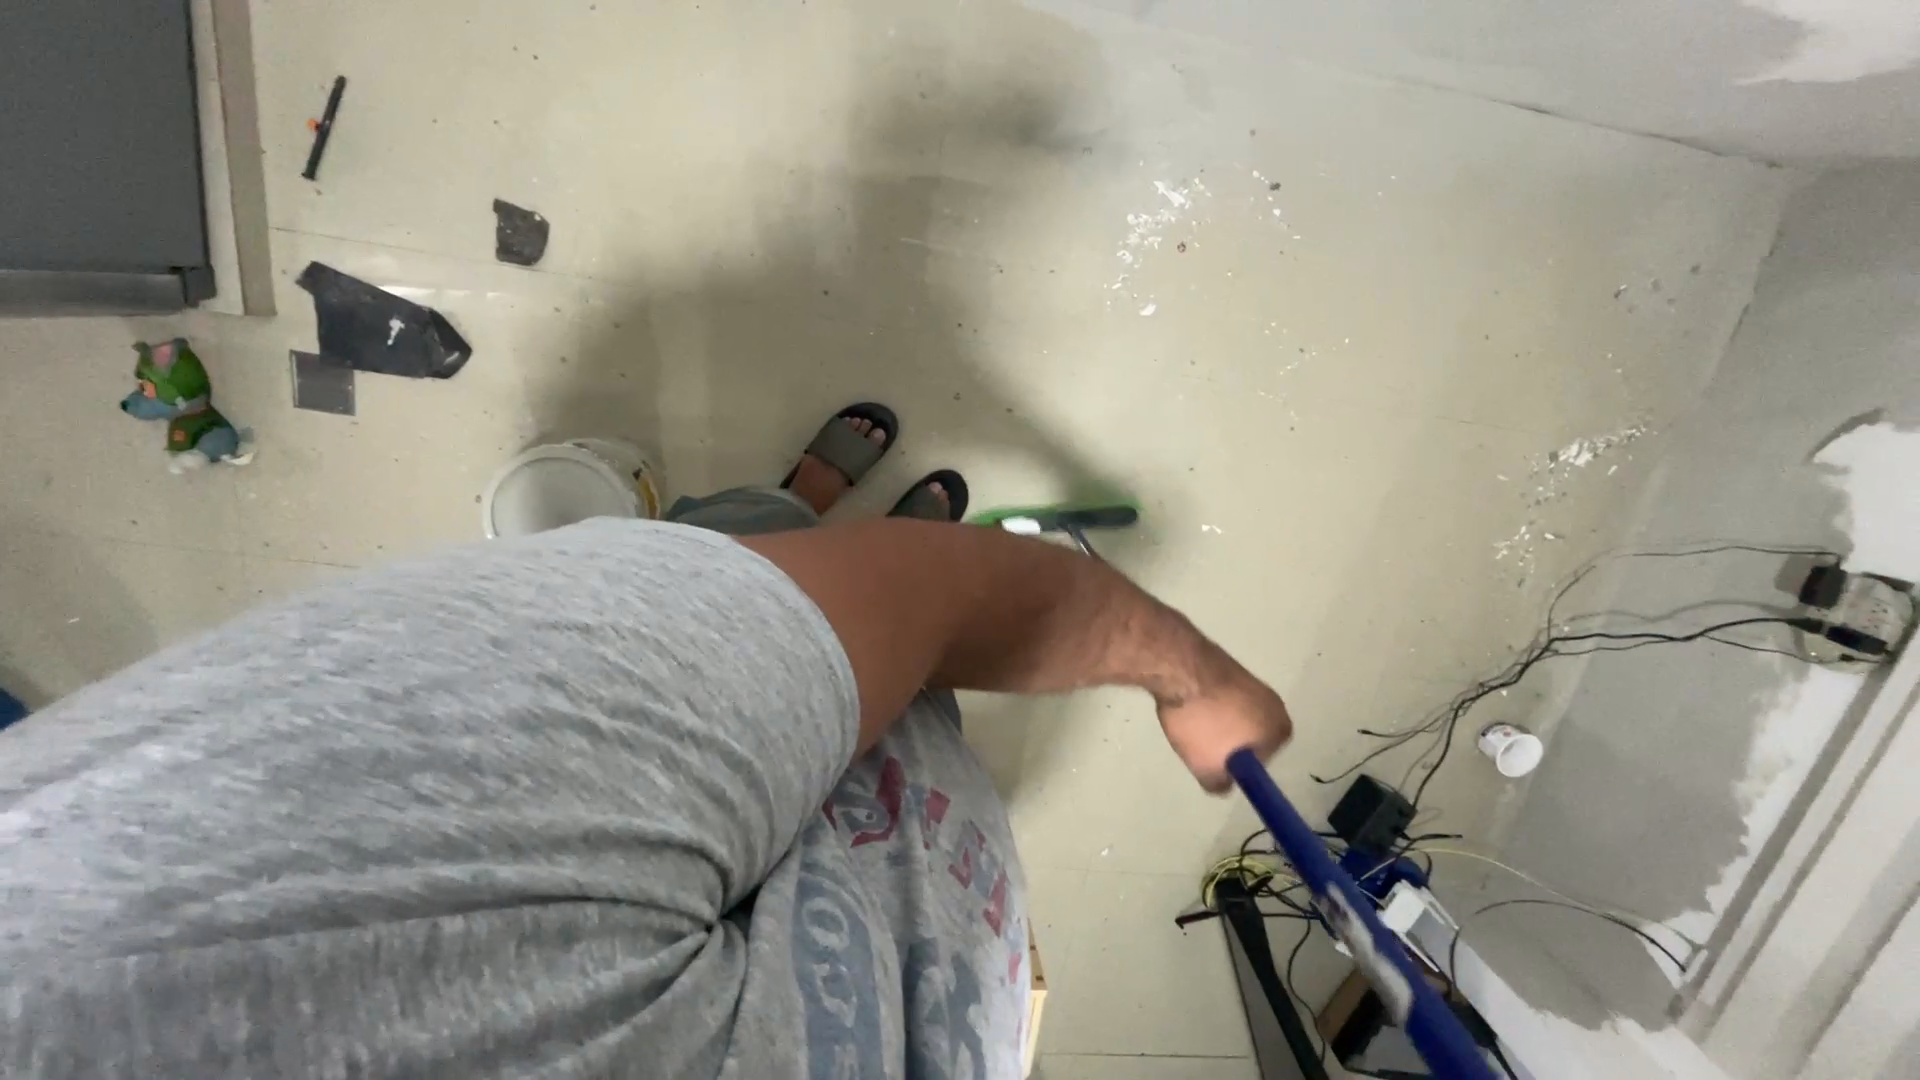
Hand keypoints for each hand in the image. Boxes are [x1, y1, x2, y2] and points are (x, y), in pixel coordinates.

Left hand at [1156, 666, 1292, 792]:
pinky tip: (1186, 701)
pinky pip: (1218, 696)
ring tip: (1189, 721)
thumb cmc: (1202, 721)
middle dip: (1223, 742)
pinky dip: (1205, 701)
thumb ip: (1220, 784)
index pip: (1259, 762)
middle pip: (1246, 736)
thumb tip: (1224, 784)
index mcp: (1281, 728)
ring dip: (1212, 721)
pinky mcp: (1229, 664)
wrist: (1179, 666)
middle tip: (1198, 743)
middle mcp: (1274, 702)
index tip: (1211, 761)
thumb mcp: (1208, 769)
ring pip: (1231, 715)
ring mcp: (1252, 680)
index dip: (1233, 766)